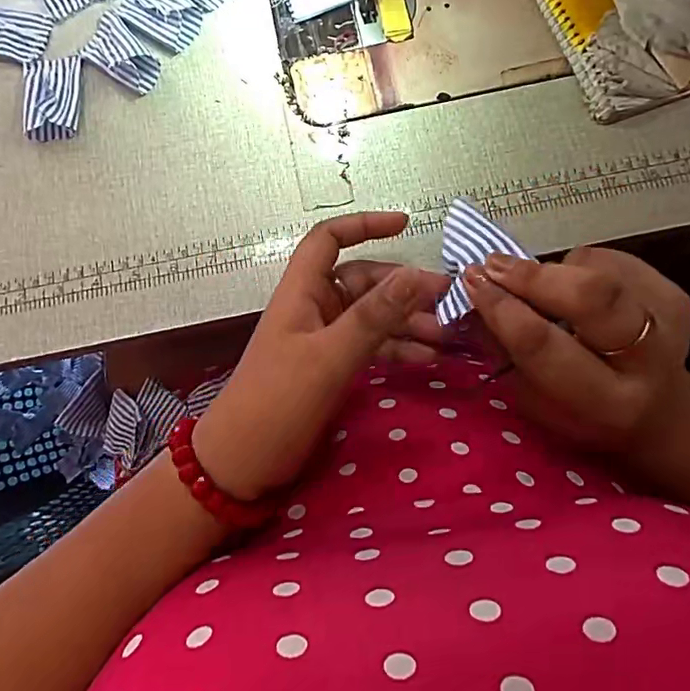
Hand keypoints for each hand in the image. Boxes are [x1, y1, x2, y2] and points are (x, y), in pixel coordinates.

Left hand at [192, 212, 450, 498]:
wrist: (241, 466)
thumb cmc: (277, 403)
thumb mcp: (329, 357)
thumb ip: (373, 316)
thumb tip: (416, 274)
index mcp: (301, 291)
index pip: (329, 239)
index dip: (364, 224)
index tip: (406, 225)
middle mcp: (313, 306)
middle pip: (364, 281)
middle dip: (404, 288)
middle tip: (448, 301)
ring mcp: (323, 337)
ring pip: (372, 315)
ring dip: (407, 322)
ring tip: (445, 336)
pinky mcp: (330, 365)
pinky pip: (370, 344)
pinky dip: (396, 348)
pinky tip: (426, 358)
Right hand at [463, 246, 689, 452]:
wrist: (658, 411)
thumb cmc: (581, 409)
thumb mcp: (537, 397)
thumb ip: (509, 349)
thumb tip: (476, 292)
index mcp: (604, 402)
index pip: (543, 344)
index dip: (503, 308)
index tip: (473, 281)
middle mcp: (646, 361)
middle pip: (589, 296)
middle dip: (532, 276)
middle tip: (494, 265)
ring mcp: (667, 321)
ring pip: (596, 270)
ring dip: (555, 271)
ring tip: (539, 286)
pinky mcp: (673, 293)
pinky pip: (611, 259)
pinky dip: (580, 265)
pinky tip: (576, 285)